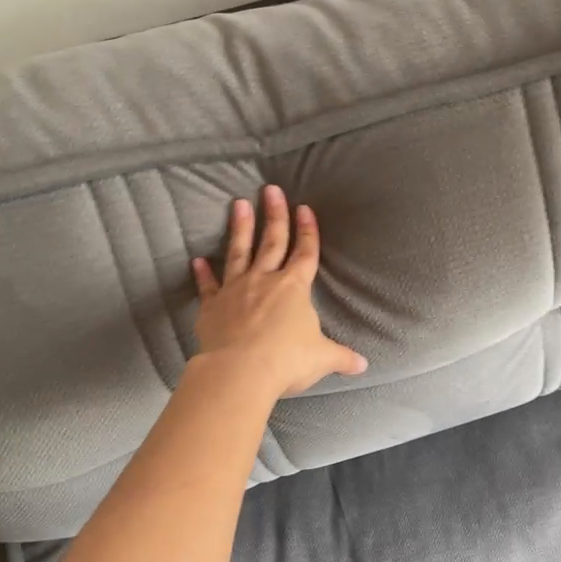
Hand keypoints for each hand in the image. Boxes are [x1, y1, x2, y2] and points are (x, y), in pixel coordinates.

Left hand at [191, 185, 367, 396]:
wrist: (241, 371)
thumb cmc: (287, 360)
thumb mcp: (323, 359)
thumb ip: (342, 357)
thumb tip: (362, 365)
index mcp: (294, 288)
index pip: (305, 253)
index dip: (307, 231)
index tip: (304, 208)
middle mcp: (265, 281)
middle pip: (272, 242)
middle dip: (274, 215)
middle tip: (271, 190)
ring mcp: (236, 290)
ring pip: (239, 252)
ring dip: (240, 228)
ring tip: (238, 205)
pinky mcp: (213, 306)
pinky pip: (208, 286)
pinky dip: (203, 273)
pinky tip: (198, 261)